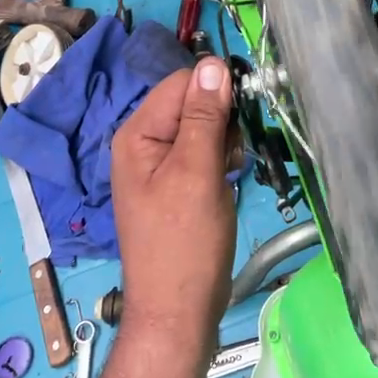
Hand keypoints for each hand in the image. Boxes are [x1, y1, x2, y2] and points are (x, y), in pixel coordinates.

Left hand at [111, 57, 236, 338]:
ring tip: (227, 173)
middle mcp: (144, 142)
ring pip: (204, 126)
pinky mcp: (177, 183)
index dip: (214, 91)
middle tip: (229, 156)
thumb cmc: (185, 243)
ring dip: (225, 142)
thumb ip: (204, 115)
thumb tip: (213, 64)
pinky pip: (204, 152)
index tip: (240, 114)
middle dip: (221, 120)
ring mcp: (160, 165)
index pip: (181, 83)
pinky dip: (221, 160)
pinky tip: (226, 182)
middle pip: (192, 102)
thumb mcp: (197, 172)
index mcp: (137, 133)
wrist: (179, 313)